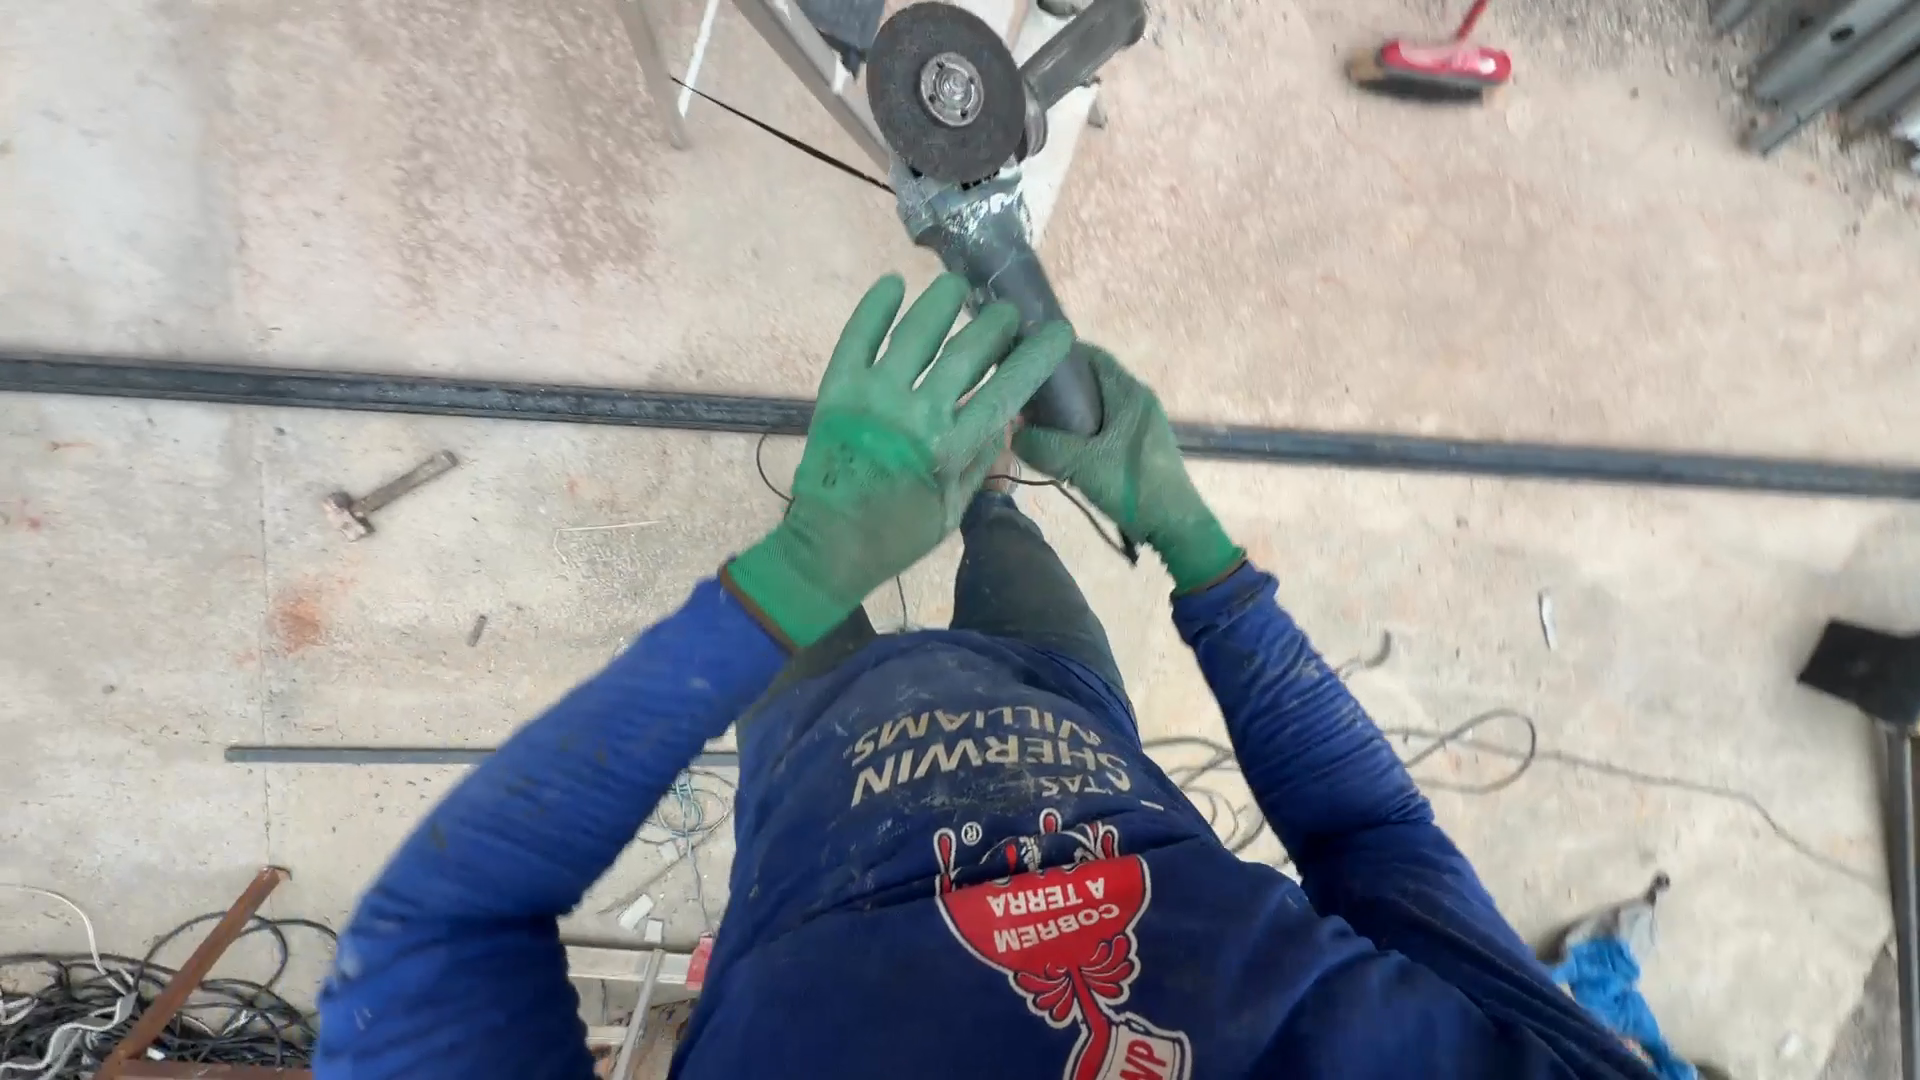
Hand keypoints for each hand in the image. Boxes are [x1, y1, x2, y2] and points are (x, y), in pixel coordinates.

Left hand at [726, 273, 1072, 645]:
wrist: (828, 546)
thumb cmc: (899, 535)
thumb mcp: (954, 509)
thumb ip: (981, 460)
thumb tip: (1007, 416)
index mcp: (951, 448)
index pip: (1007, 390)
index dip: (1036, 356)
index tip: (1056, 332)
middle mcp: (918, 413)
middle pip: (967, 351)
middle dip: (995, 324)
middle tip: (1004, 313)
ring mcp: (875, 395)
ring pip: (917, 331)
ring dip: (942, 302)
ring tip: (957, 287)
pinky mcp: (838, 389)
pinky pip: (858, 336)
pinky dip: (875, 306)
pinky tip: (893, 284)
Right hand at [1015, 348, 1241, 592]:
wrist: (1174, 525)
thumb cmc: (1132, 487)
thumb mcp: (1082, 466)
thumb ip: (1044, 447)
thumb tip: (1012, 435)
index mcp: (1129, 393)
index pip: (1091, 355)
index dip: (1058, 355)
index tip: (1029, 364)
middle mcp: (1138, 399)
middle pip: (1092, 380)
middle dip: (1059, 387)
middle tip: (1026, 400)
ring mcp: (1142, 422)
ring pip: (1098, 404)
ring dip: (1069, 412)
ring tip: (1038, 425)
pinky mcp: (1140, 444)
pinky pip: (1105, 424)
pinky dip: (1082, 429)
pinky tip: (1063, 448)